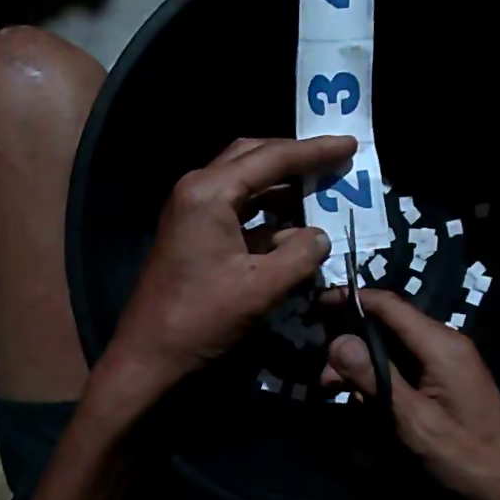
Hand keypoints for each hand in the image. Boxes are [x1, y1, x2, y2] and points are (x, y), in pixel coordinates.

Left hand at [96, 135, 356, 401]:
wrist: (150, 355)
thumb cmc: (201, 319)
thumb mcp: (261, 288)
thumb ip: (299, 255)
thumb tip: (319, 235)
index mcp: (208, 193)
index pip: (271, 158)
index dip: (313, 152)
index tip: (349, 144)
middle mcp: (195, 191)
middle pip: (252, 157)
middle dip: (294, 158)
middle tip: (334, 159)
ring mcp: (189, 212)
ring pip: (243, 183)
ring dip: (280, 186)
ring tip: (321, 188)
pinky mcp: (191, 234)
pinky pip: (235, 209)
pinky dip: (265, 213)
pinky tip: (292, 226)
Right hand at [323, 289, 499, 499]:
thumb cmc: (467, 457)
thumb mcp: (414, 421)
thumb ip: (375, 379)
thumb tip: (337, 341)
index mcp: (441, 345)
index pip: (389, 305)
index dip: (351, 299)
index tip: (316, 304)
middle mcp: (445, 345)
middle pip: (387, 326)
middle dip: (349, 344)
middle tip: (322, 377)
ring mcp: (447, 363)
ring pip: (392, 349)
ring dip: (361, 367)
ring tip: (336, 394)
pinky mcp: (445, 382)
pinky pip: (404, 368)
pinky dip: (379, 379)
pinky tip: (364, 404)